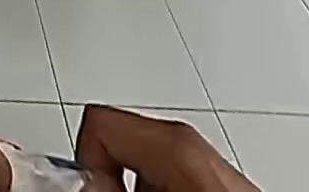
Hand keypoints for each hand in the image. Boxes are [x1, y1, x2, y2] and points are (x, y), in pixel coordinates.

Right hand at [75, 106, 256, 191]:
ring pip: (148, 167)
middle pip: (122, 143)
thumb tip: (86, 181)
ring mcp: (211, 168)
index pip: (100, 123)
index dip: (88, 164)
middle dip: (115, 183)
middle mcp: (193, 147)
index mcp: (175, 144)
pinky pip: (175, 180)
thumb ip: (112, 190)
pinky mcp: (222, 187)